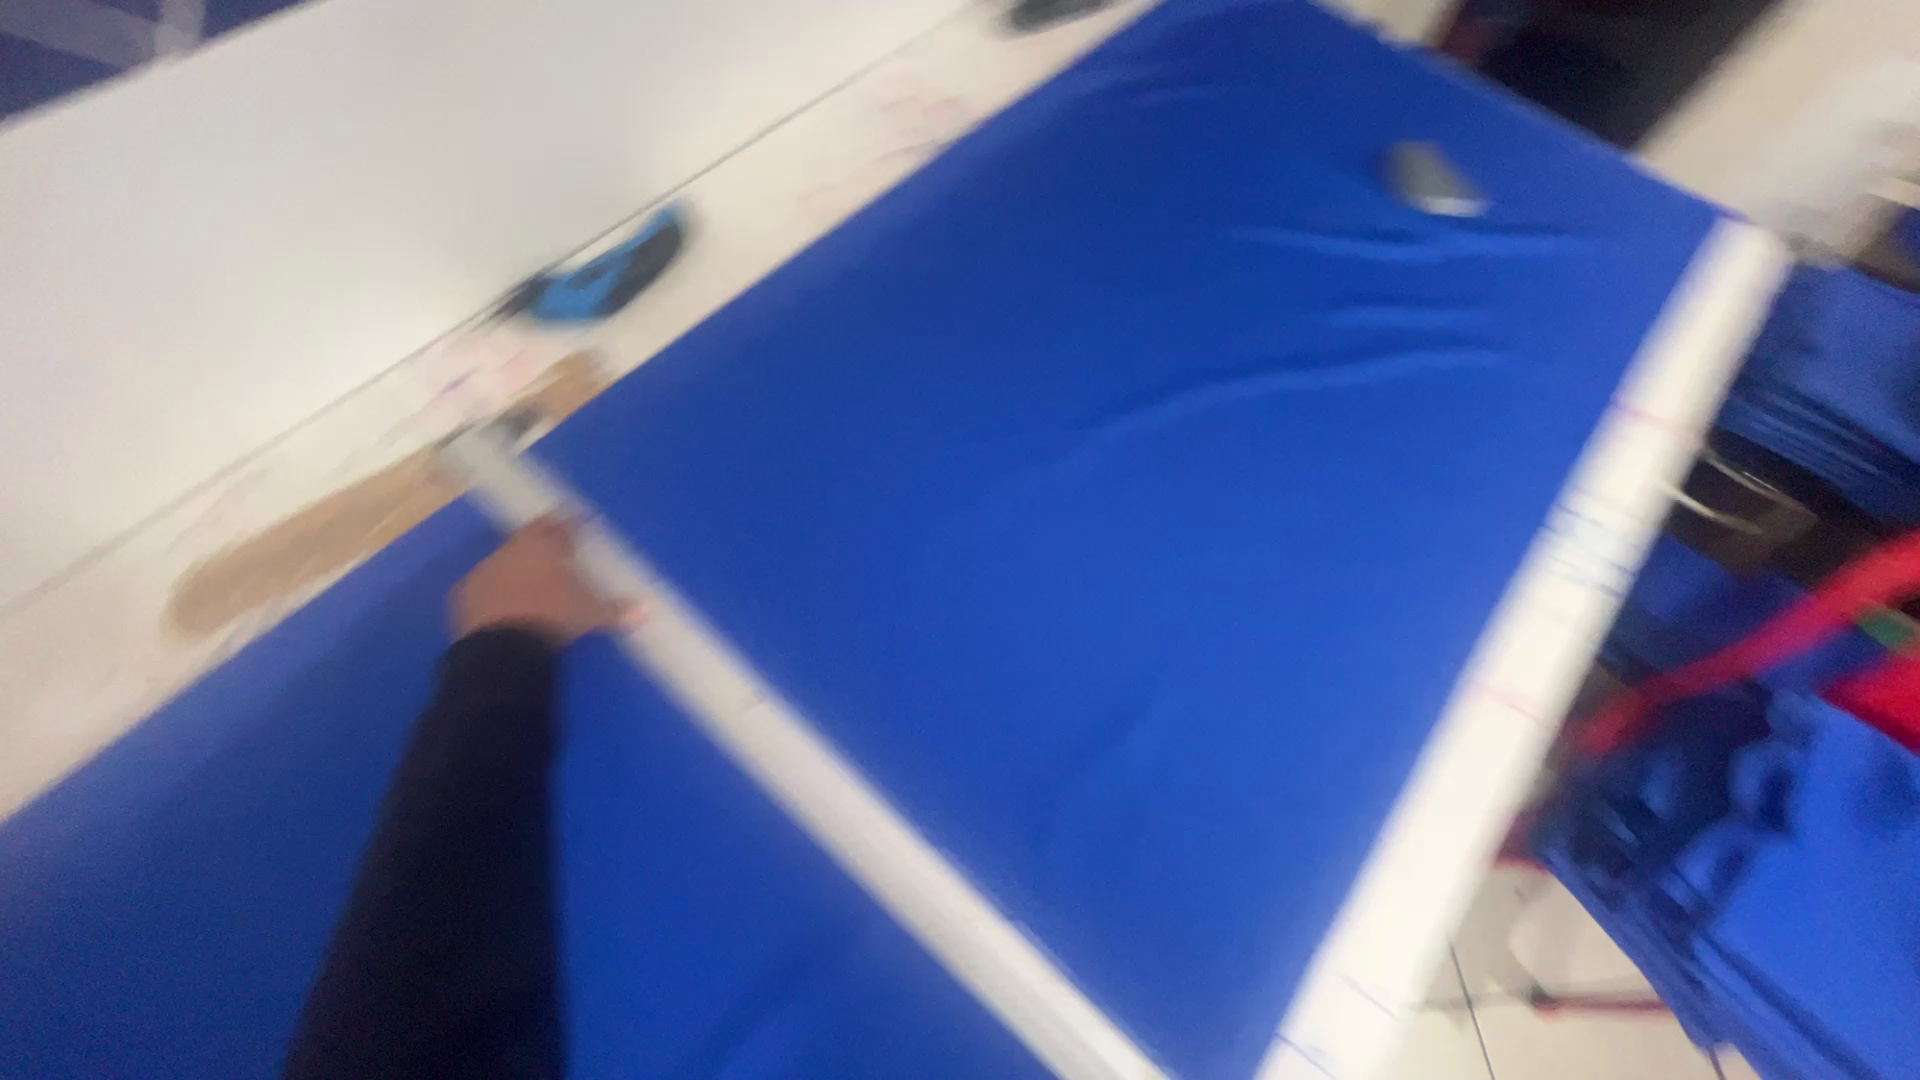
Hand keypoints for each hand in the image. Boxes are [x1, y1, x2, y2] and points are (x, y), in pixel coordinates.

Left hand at [452, 517, 632, 645]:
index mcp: (543, 545)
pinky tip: (508, 601)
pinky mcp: (465, 594)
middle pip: (529, 538)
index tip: (578, 521)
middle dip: (543, 541)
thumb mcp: (590, 615)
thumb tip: (647, 609)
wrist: (499, 648)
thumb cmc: (553, 617)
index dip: (570, 523)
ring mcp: (484, 570)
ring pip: (505, 560)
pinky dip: (499, 588)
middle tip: (556, 547)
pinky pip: (486, 584)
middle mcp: (512, 550)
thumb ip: (616, 610)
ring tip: (533, 579)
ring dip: (519, 566)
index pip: (559, 524)